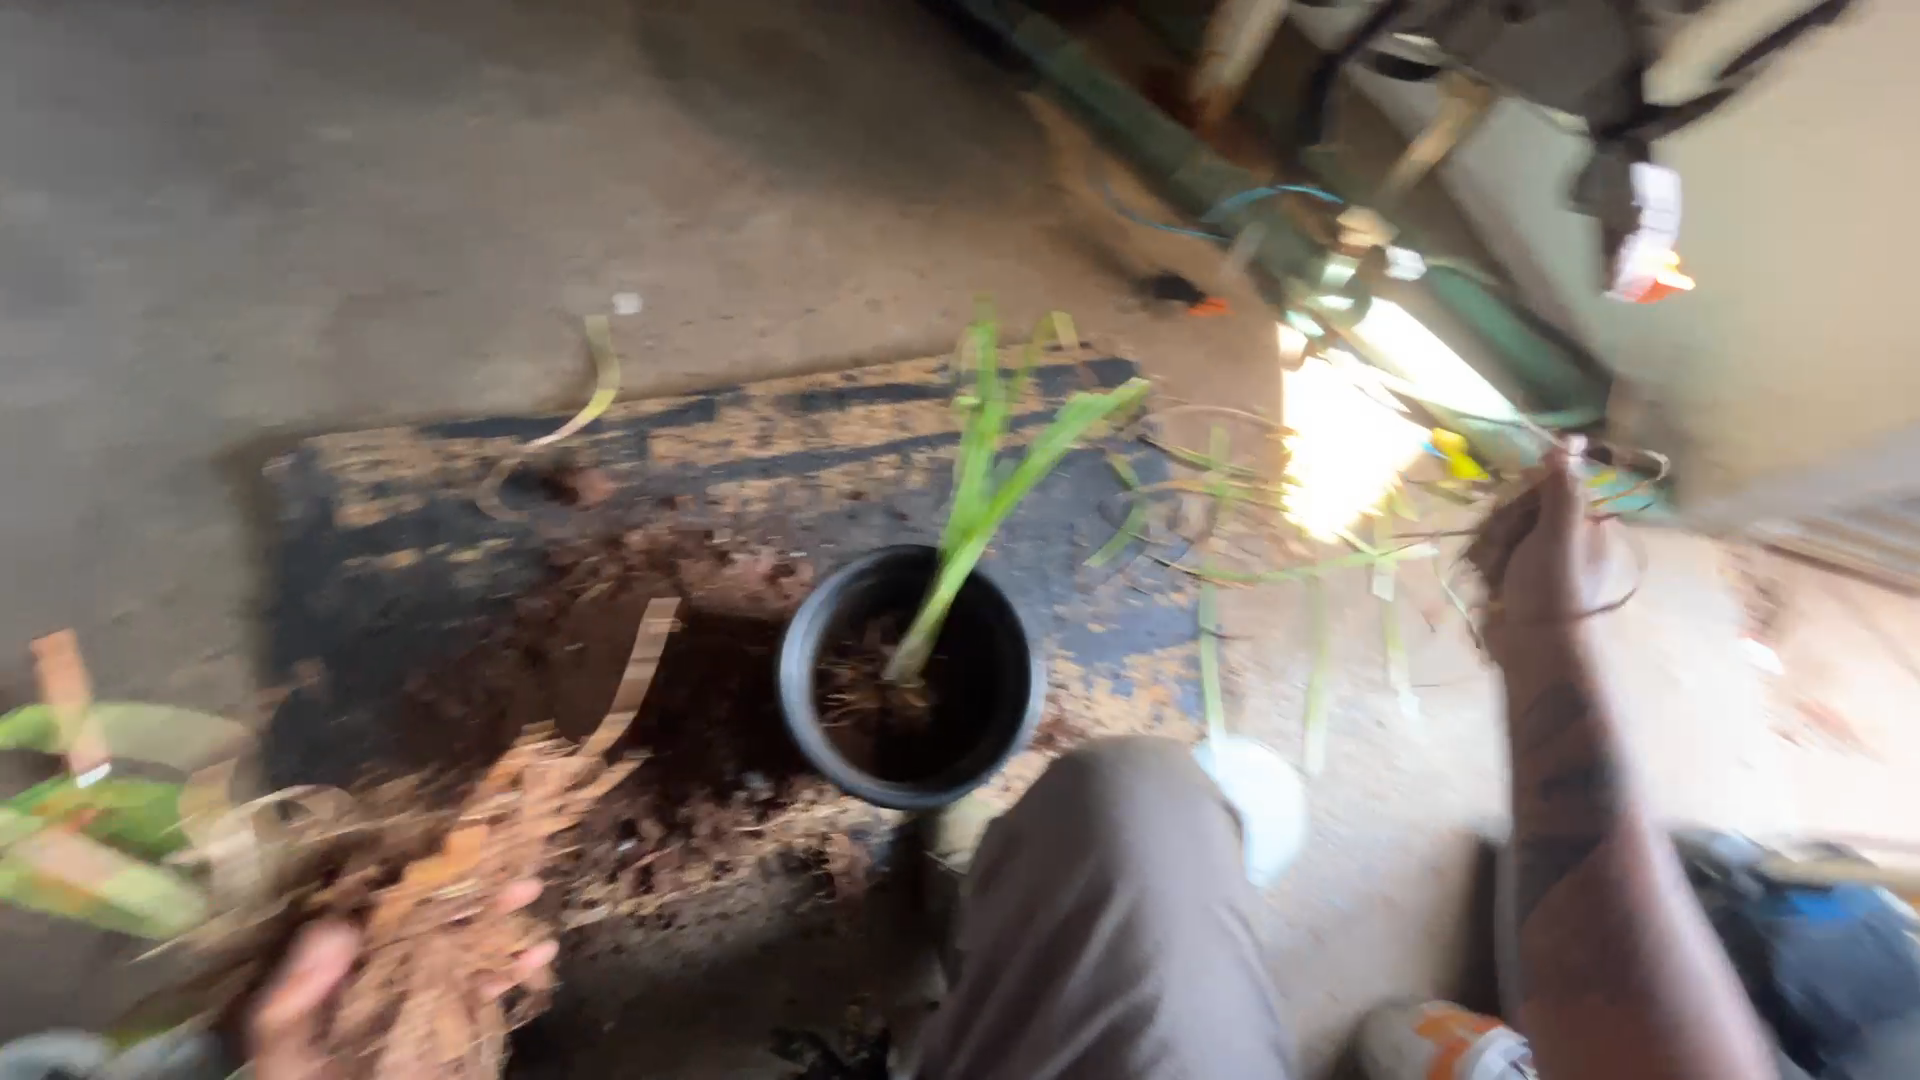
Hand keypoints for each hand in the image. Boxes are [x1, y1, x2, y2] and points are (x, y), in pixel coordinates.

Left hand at [249, 880, 556, 1079]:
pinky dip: (517, 967)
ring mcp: (431, 993)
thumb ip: (294, 1000)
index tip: (463, 857)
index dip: (429, 882)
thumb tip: (336, 927)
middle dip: (483, 896)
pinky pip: (491, 985)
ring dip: (506, 921)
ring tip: (533, 897)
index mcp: (355, 968)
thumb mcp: (289, 1051)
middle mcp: (398, 970)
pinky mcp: (457, 1018)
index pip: (394, 913)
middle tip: (516, 877)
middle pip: (444, 922)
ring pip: (473, 946)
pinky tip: (539, 953)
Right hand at [1466, 442, 1613, 658]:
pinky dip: (1484, 565)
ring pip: (1498, 529)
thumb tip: (1570, 441)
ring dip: (1489, 548)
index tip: (1515, 508)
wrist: (1535, 645)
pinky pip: (1489, 553)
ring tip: (1496, 572)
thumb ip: (1563, 488)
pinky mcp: (1513, 574)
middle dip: (1503, 525)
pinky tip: (1490, 581)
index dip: (1525, 494)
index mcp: (1588, 520)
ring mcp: (1537, 556)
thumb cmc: (1555, 587)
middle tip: (1506, 546)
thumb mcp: (1561, 532)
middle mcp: (1564, 534)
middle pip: (1517, 506)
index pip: (1547, 484)